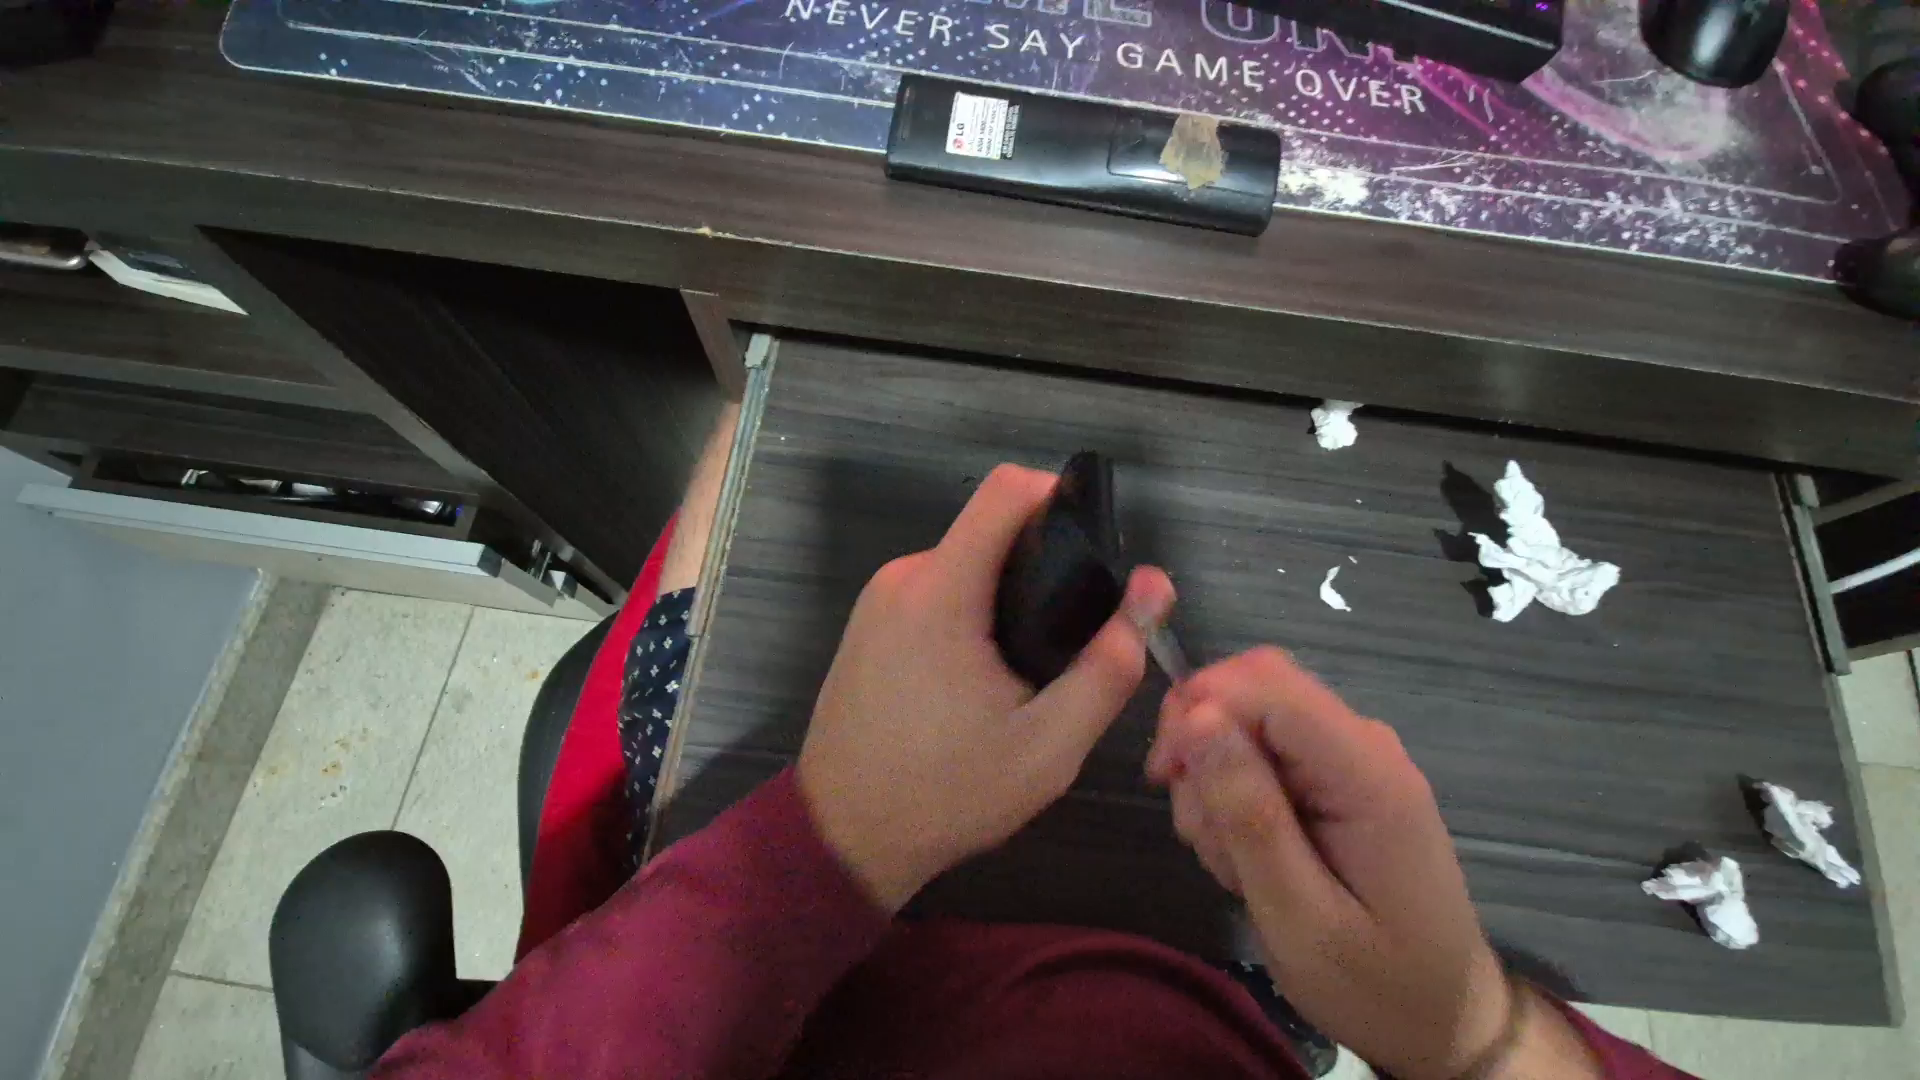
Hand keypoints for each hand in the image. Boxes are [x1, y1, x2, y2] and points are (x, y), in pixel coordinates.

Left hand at [797, 464, 1176, 911]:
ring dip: (1005, 598)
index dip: (1058, 496)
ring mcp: (878, 600)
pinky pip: (934, 592)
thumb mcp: (1048, 747)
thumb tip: (1151, 592)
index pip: (1005, 491)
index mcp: (941, 590)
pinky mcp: (868, 624)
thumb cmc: (946, 793)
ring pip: (964, 565)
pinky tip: (981, 677)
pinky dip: (970, 614)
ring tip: (1028, 668)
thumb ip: (1107, 668)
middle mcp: (902, 578)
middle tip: (1072, 636)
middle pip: (989, 533)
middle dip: (1040, 566)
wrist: (842, 835)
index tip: (1095, 544)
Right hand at [1146, 647, 1513, 1079]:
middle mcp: (1359, 742)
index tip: (1164, 775)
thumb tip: (1196, 717)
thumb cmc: (1372, 982)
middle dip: (1200, 740)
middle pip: (1251, 686)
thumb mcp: (1299, 916)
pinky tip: (1242, 850)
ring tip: (1230, 859)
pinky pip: (1257, 747)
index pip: (1265, 684)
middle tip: (1193, 824)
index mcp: (1367, 772)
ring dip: (1212, 777)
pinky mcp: (1329, 772)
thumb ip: (1248, 812)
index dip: (1200, 708)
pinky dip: (1228, 788)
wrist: (1437, 1018)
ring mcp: (1345, 754)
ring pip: (1244, 715)